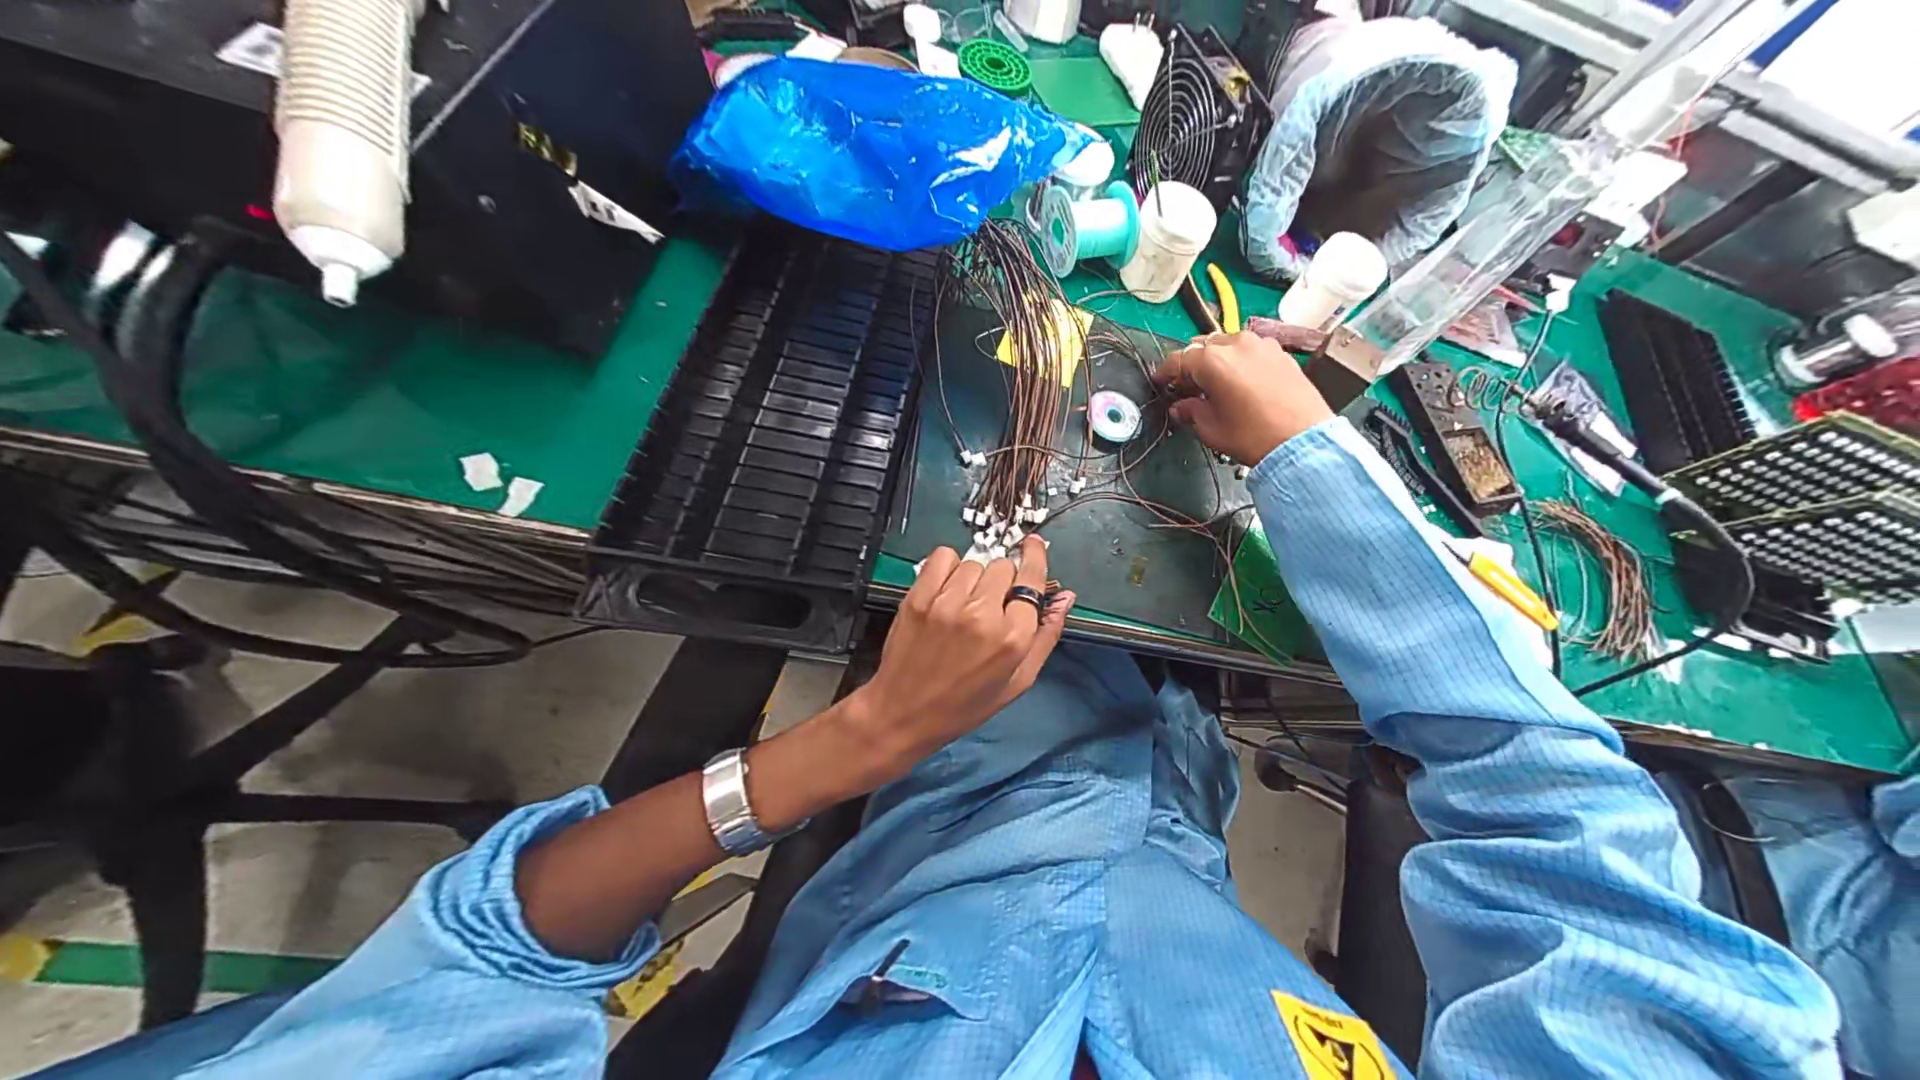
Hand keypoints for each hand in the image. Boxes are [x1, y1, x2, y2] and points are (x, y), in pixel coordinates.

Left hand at [843, 536, 1072, 782]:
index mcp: (1012, 638)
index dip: (1036, 559)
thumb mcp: (1018, 681)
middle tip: (992, 605)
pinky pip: (943, 557)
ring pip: (975, 563)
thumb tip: (1066, 597)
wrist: (905, 712)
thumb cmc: (966, 703)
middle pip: (1004, 568)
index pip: (1033, 580)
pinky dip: (949, 566)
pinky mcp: (919, 597)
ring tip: (966, 605)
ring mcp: (947, 603)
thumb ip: (1046, 636)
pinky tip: (948, 589)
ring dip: (976, 578)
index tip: (1034, 545)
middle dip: (1004, 581)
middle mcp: (982, 615)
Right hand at [1153, 330, 1333, 464]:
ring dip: (1216, 361)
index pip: (1177, 360)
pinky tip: (1239, 383)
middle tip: (1187, 388)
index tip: (1161, 382)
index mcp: (1212, 361)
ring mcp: (1261, 345)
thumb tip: (1182, 407)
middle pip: (1202, 347)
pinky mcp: (1280, 353)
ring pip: (1227, 345)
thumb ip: (1190, 411)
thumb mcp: (1210, 428)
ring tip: (1215, 385)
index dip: (1165, 373)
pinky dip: (1239, 362)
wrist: (1302, 442)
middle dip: (1191, 366)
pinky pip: (1250, 350)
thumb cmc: (1256, 436)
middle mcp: (1236, 344)